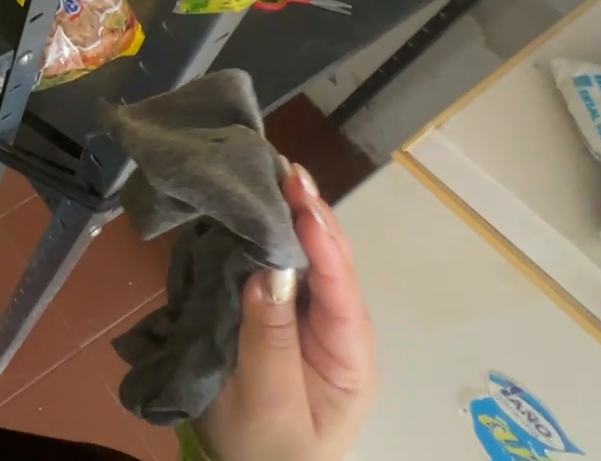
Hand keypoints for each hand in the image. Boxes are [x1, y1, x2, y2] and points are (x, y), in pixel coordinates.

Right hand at [201, 165, 376, 460]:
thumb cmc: (266, 447)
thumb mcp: (269, 401)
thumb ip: (270, 338)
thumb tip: (264, 270)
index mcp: (348, 356)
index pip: (340, 289)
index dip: (322, 241)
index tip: (299, 197)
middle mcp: (333, 328)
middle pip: (328, 263)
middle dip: (310, 215)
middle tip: (285, 167)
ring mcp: (303, 317)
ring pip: (303, 259)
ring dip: (288, 216)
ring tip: (271, 174)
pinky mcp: (272, 311)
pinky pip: (272, 265)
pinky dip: (263, 232)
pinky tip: (251, 206)